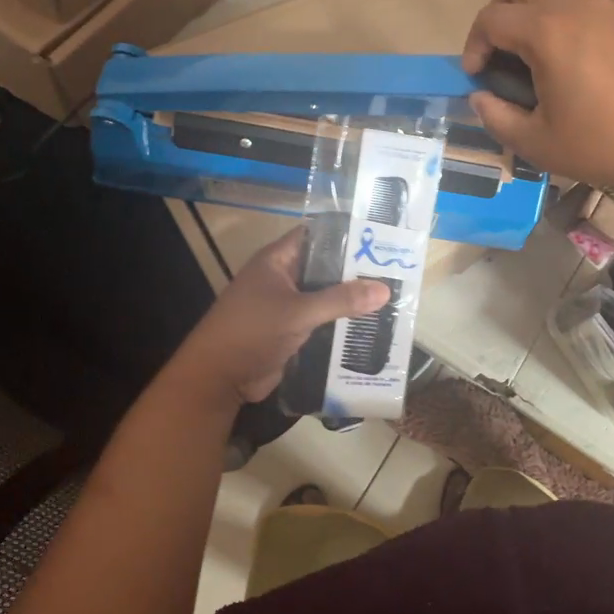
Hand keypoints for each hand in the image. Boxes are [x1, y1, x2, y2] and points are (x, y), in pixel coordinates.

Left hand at [170, 228, 389, 405]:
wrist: (218, 380)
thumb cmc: (251, 333)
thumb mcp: (298, 312)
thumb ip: (341, 300)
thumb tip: (384, 289)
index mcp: (277, 261)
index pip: (316, 235)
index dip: (346, 233)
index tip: (381, 237)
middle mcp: (283, 278)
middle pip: (326, 267)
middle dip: (356, 269)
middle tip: (396, 270)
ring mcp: (287, 305)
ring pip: (326, 295)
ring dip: (352, 299)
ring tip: (392, 296)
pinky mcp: (292, 330)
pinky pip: (323, 320)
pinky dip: (343, 322)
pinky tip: (372, 324)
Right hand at [462, 0, 613, 198]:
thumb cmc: (608, 145)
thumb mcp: (541, 144)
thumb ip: (498, 118)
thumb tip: (480, 98)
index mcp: (546, 29)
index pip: (490, 19)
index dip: (473, 46)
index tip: (476, 75)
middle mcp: (576, 3)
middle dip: (498, 11)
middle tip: (501, 51)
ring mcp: (611, 5)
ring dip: (535, 12)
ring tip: (540, 57)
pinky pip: (589, 3)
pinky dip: (570, 20)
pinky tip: (581, 62)